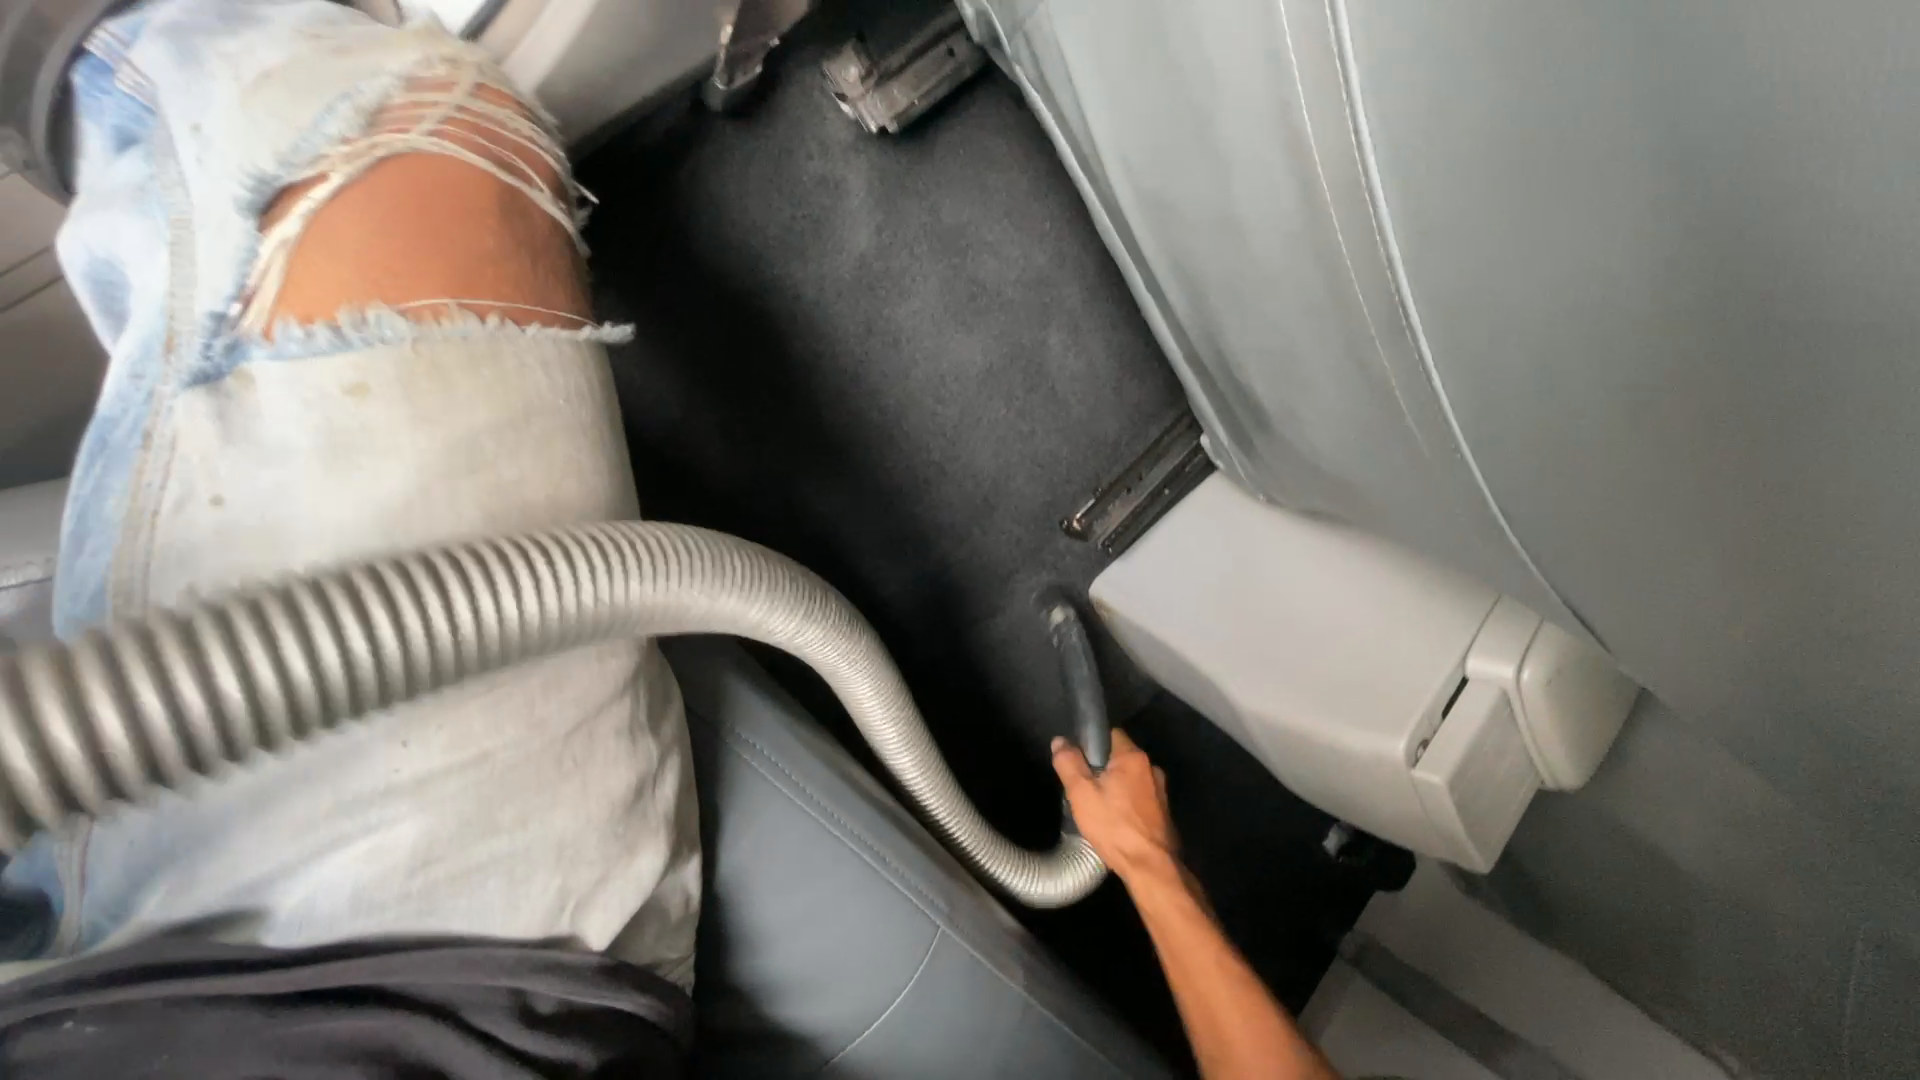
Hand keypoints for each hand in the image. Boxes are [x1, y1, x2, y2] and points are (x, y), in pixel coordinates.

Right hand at [1052, 729, 1179, 884]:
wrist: (1150, 867)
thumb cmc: (1114, 826)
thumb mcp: (1082, 794)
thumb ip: (1069, 764)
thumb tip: (1060, 741)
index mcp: (1133, 757)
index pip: (1110, 734)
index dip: (1091, 743)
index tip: (1077, 760)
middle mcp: (1151, 768)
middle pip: (1119, 758)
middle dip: (1101, 769)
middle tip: (1082, 788)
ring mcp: (1160, 791)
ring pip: (1129, 780)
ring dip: (1114, 788)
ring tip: (1096, 808)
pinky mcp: (1162, 812)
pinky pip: (1138, 798)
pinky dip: (1126, 804)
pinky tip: (1114, 822)